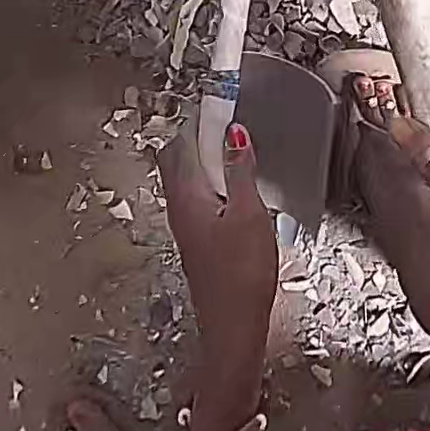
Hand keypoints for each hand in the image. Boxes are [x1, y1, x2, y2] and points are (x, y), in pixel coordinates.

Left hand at [155, 120, 276, 430]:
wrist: (235, 327)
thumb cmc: (241, 273)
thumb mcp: (249, 214)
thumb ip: (240, 171)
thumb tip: (234, 133)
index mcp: (186, 196)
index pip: (180, 144)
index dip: (199, 121)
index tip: (220, 103)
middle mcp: (180, 207)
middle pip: (183, 159)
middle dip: (205, 138)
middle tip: (234, 126)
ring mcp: (189, 225)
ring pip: (195, 179)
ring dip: (214, 162)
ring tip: (242, 153)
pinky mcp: (201, 239)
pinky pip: (205, 198)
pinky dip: (219, 184)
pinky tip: (242, 191)